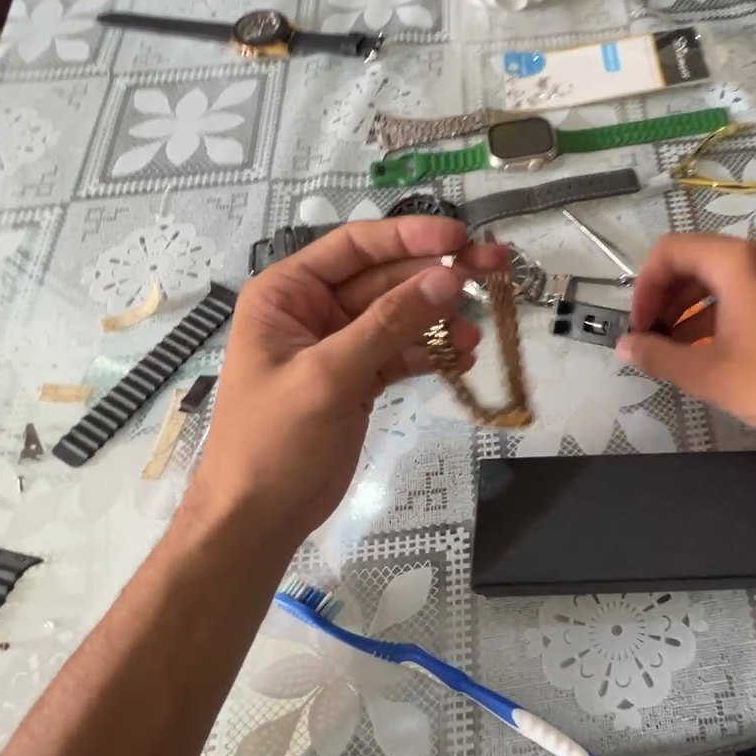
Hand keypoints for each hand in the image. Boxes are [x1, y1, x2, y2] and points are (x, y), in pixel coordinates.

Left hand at [182, 218, 505, 550]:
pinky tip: (462, 358)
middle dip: (439, 277)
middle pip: (388, 279)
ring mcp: (342, 345)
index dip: (410, 237)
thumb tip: (450, 279)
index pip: (356, 247)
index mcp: (288, 293)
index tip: (461, 239)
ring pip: (403, 317)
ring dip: (441, 321)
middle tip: (495, 268)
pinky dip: (433, 354)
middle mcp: (315, 310)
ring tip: (477, 334)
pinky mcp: (361, 378)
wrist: (259, 518)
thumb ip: (390, 324)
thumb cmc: (274, 441)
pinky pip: (405, 353)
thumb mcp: (329, 375)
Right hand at [618, 234, 755, 449]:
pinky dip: (712, 312)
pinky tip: (700, 348)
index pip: (670, 251)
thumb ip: (657, 355)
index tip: (638, 327)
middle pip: (692, 260)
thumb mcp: (706, 373)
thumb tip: (623, 347)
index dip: (644, 287)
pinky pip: (739, 289)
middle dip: (663, 297)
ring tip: (668, 348)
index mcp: (737, 262)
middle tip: (648, 338)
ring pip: (714, 276)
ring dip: (685, 307)